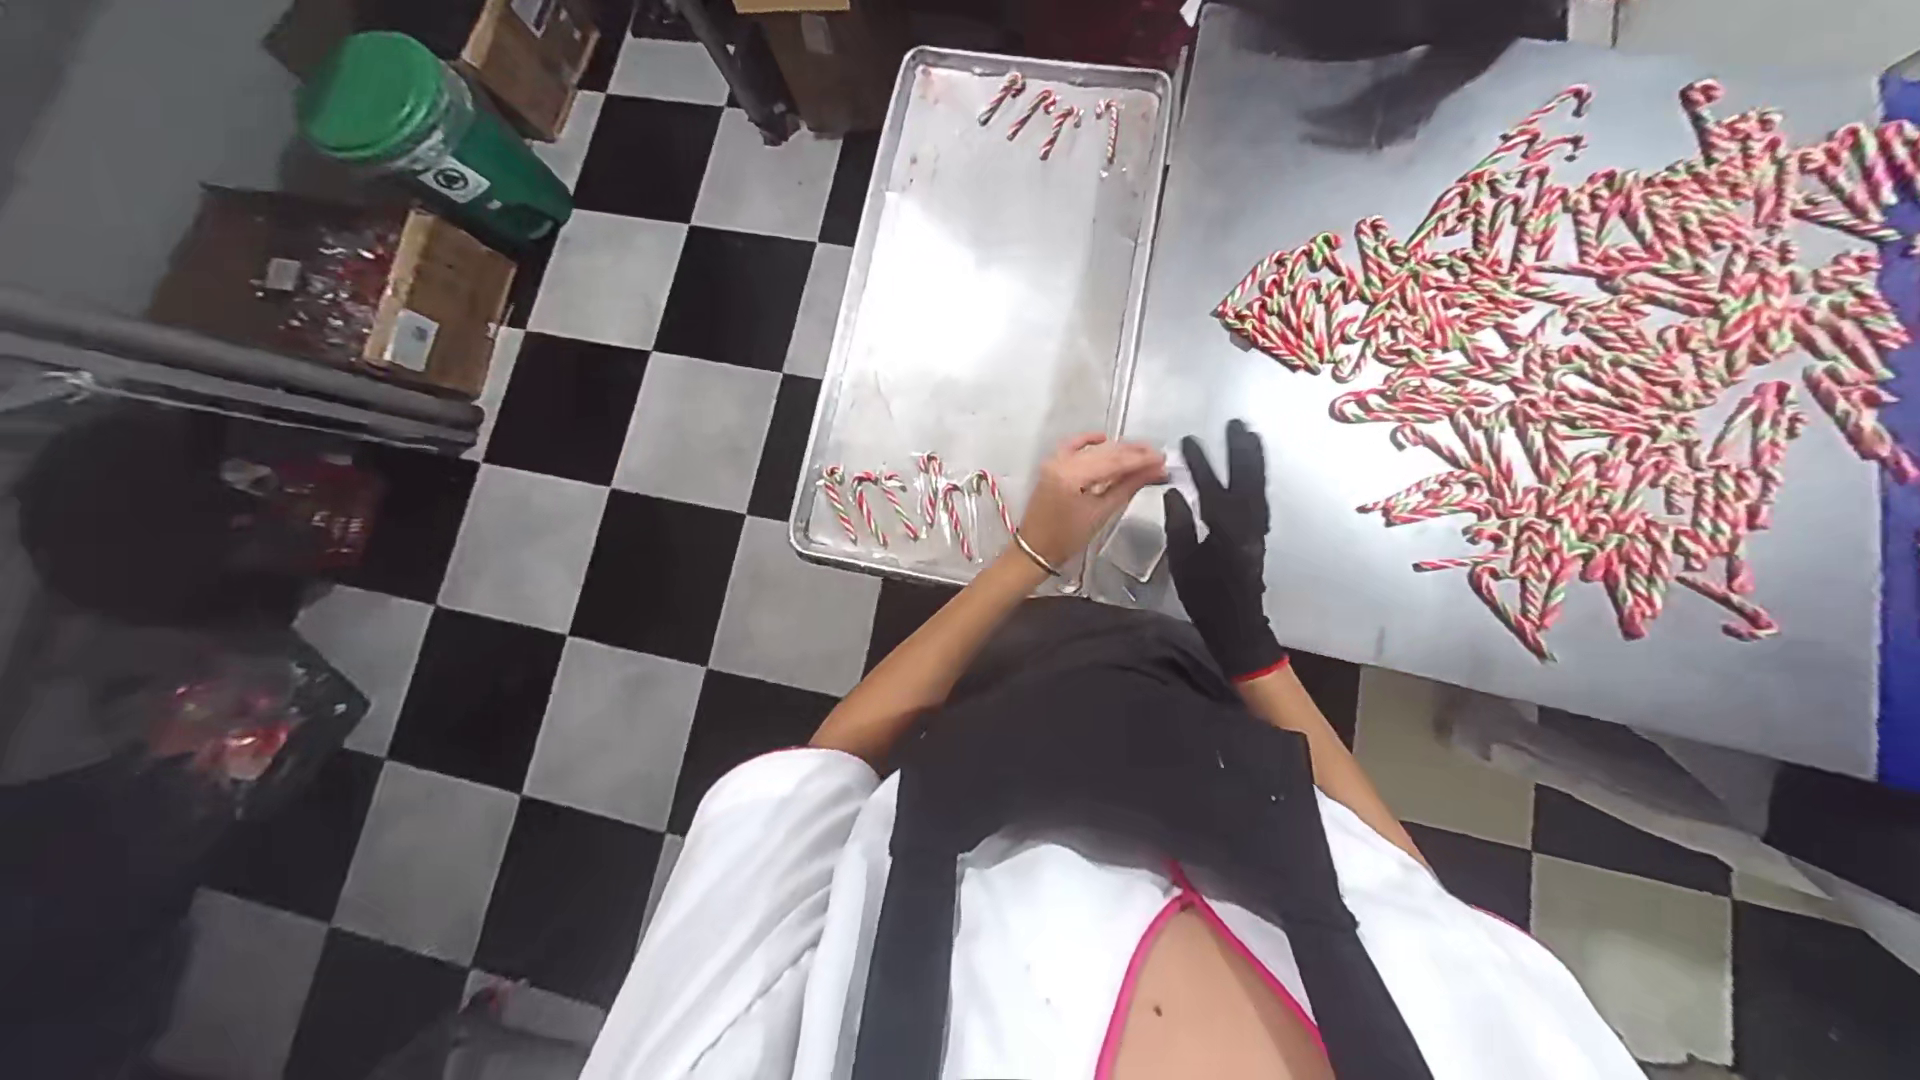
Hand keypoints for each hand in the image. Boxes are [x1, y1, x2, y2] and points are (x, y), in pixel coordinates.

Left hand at [1017, 433, 1166, 567]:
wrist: (1036, 549)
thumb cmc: (1068, 538)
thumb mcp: (1101, 513)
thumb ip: (1127, 487)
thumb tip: (1154, 471)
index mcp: (1072, 475)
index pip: (1114, 462)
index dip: (1140, 459)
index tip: (1162, 459)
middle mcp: (1062, 463)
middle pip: (1104, 453)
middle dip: (1132, 454)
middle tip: (1157, 457)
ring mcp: (1054, 462)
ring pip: (1093, 450)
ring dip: (1117, 451)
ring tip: (1142, 453)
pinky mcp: (1051, 466)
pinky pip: (1072, 447)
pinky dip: (1088, 442)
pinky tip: (1105, 439)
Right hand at [1165, 420, 1285, 679]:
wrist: (1238, 622)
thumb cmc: (1205, 596)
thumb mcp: (1184, 562)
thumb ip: (1180, 525)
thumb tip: (1175, 492)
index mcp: (1225, 530)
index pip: (1211, 488)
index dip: (1200, 463)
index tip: (1188, 441)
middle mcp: (1247, 524)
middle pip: (1246, 478)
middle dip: (1240, 450)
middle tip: (1235, 423)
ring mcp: (1257, 527)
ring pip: (1258, 485)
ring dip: (1253, 459)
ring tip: (1249, 435)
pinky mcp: (1259, 532)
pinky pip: (1259, 496)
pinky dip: (1256, 476)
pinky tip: (1251, 467)